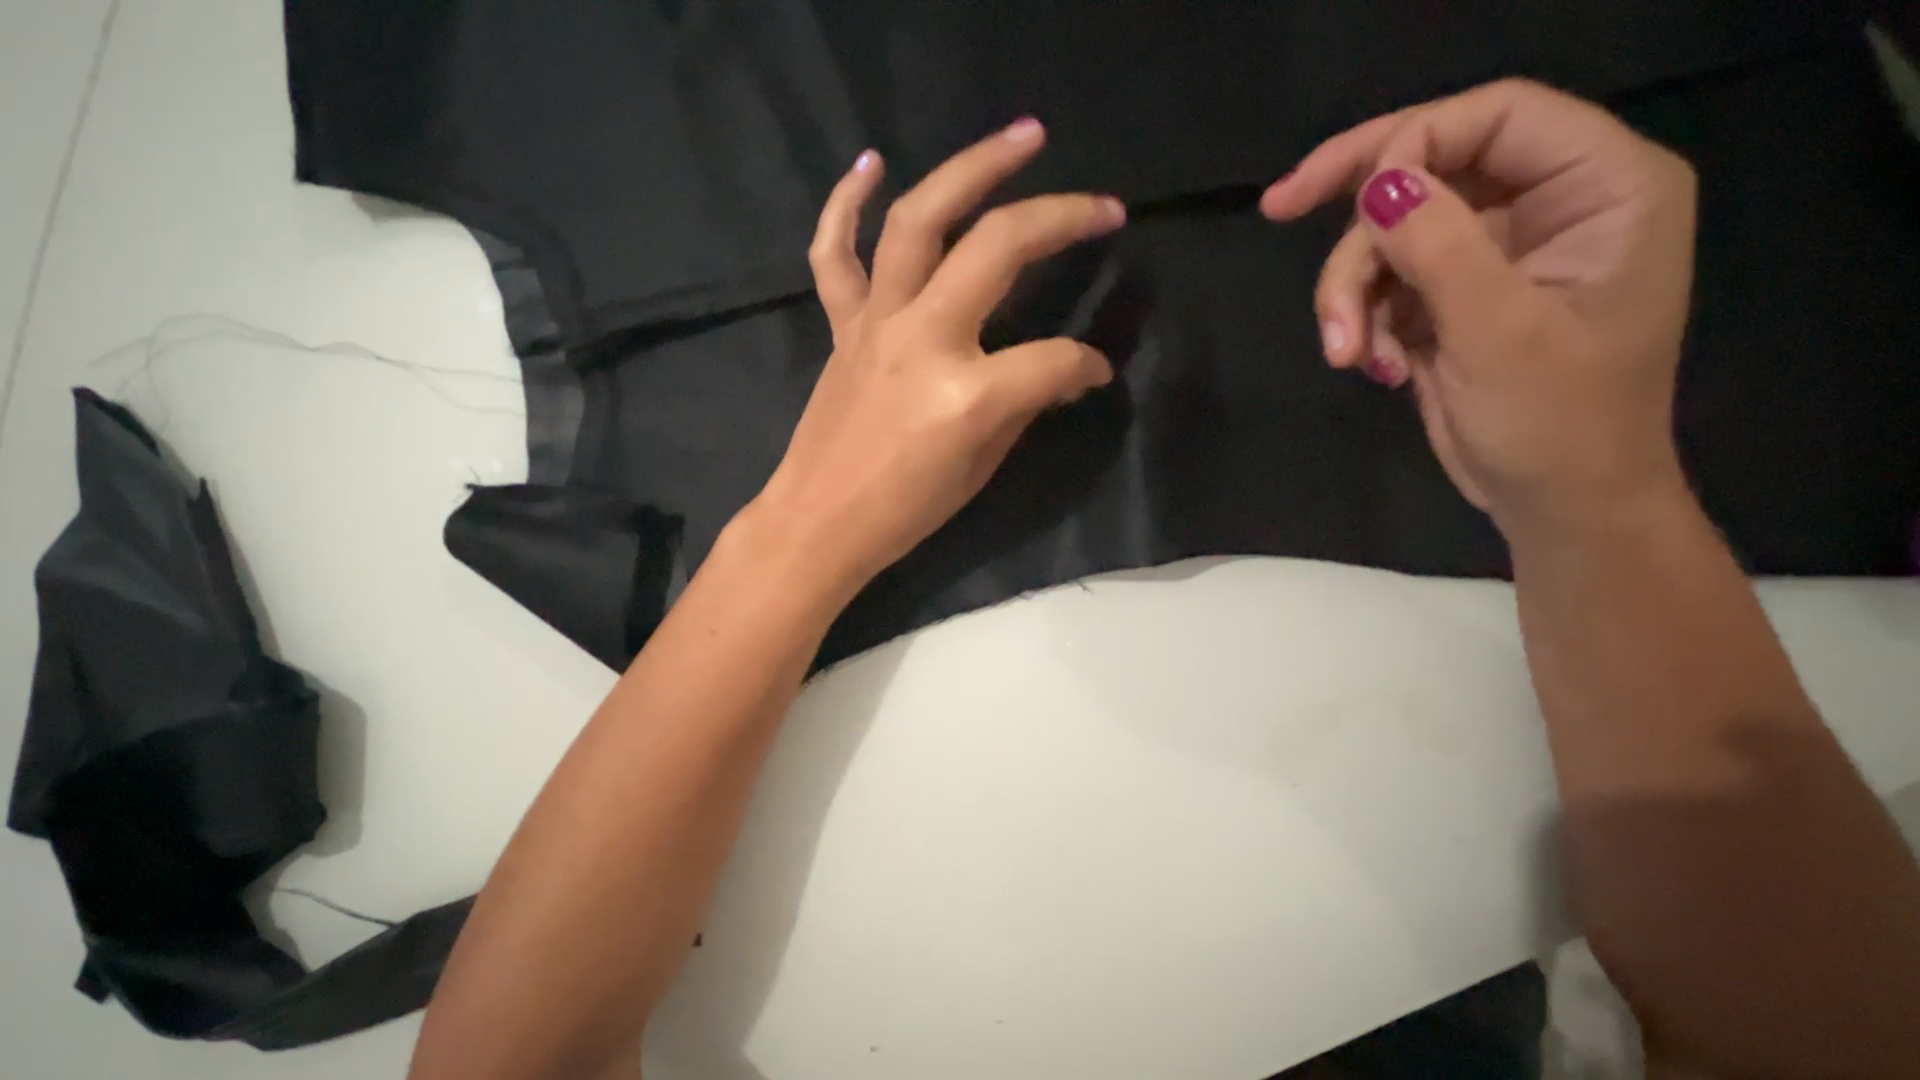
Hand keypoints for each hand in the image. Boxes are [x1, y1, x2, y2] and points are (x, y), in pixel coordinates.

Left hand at [744, 120, 1125, 596]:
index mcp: (967, 393)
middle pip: (997, 248)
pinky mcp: (843, 324)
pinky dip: (845, 203)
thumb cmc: (906, 509)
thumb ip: (1027, 404)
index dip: (1085, 364)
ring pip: (917, 220)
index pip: (1053, 359)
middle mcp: (923, 338)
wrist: (819, 521)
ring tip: (1022, 136)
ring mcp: (876, 322)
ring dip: (970, 167)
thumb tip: (1071, 371)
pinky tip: (871, 163)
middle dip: (1060, 217)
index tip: (1094, 371)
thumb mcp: (983, 465)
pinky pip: (835, 254)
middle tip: (1105, 205)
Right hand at [1260, 80, 1698, 534]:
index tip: (1344, 195)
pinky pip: (1388, 278)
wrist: (1558, 507)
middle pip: (1432, 164)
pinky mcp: (1458, 293)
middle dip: (1359, 216)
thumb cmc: (1557, 425)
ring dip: (1354, 290)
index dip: (1412, 140)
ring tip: (1347, 354)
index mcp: (1602, 189)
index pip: (1496, 117)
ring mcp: (1499, 251)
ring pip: (1394, 229)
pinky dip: (1366, 319)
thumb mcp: (1497, 332)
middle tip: (1277, 210)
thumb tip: (1376, 183)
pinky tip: (1374, 367)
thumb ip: (1439, 246)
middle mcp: (1552, 204)